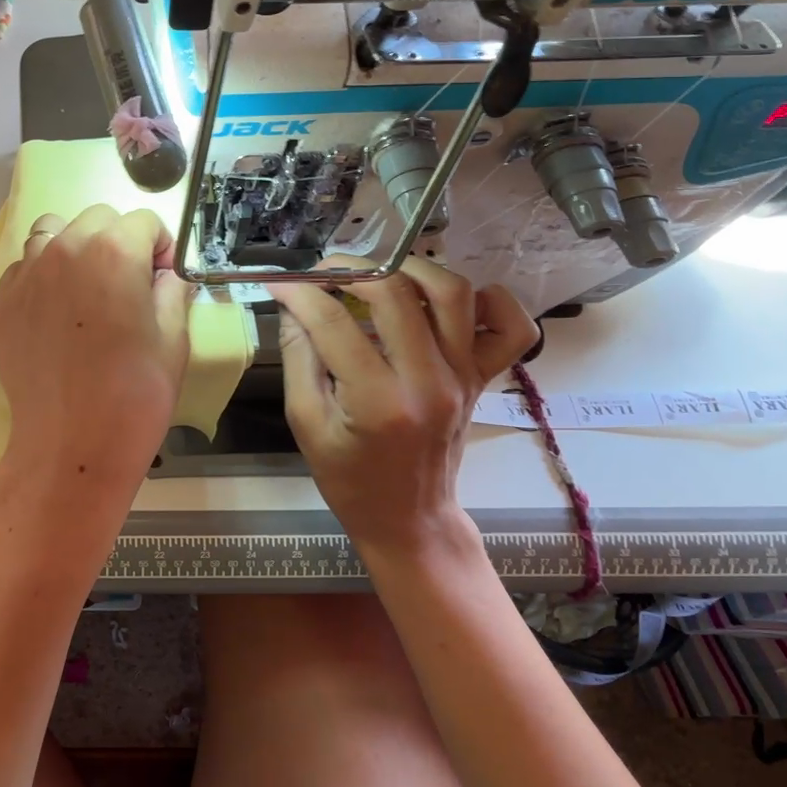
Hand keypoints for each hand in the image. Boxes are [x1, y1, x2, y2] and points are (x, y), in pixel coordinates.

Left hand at [0, 206, 192, 507]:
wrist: (72, 443)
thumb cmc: (135, 393)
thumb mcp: (174, 339)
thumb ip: (171, 292)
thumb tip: (164, 276)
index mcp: (113, 250)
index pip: (145, 222)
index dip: (160, 248)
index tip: (162, 280)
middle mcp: (64, 249)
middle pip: (96, 219)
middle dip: (118, 241)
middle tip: (127, 286)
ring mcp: (25, 275)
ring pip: (51, 234)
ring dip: (74, 249)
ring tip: (86, 291)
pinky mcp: (1, 303)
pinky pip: (24, 269)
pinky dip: (43, 278)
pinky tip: (54, 316)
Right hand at [268, 256, 536, 552]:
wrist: (408, 518)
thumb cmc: (348, 477)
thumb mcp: (305, 422)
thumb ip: (298, 357)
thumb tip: (293, 304)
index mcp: (378, 400)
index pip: (333, 322)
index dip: (298, 292)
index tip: (276, 282)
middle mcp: (431, 381)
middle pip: (395, 293)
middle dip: (348, 268)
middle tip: (321, 273)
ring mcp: (464, 376)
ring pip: (452, 293)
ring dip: (409, 269)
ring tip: (375, 274)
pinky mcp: (483, 377)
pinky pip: (510, 327)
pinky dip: (489, 301)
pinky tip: (447, 302)